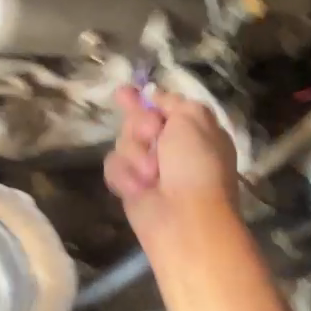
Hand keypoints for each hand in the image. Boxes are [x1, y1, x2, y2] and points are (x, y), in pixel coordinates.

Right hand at [105, 86, 239, 238]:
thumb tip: (153, 95)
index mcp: (194, 129)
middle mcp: (171, 147)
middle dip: (141, 126)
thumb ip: (172, 102)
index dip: (144, 99)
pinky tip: (138, 188)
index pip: (162, 106)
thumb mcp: (194, 118)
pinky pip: (114, 167)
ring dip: (136, 154)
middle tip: (153, 136)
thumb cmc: (197, 164)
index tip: (123, 92)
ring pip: (123, 143)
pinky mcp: (131, 187)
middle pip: (137, 121)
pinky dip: (125, 176)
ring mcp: (149, 168)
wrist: (186, 218)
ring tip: (152, 173)